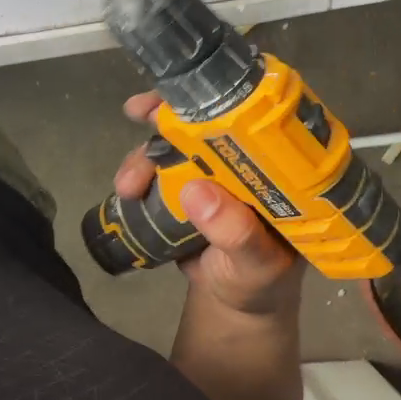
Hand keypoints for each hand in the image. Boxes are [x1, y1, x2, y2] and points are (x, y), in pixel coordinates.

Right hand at [114, 92, 303, 316]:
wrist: (236, 304)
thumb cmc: (260, 282)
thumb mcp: (256, 263)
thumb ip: (236, 233)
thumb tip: (197, 190)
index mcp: (275, 167)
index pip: (252, 116)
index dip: (219, 98)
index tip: (189, 95)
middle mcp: (242, 159)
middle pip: (202, 120)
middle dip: (165, 113)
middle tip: (138, 112)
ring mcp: (209, 171)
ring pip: (170, 145)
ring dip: (143, 156)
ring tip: (127, 186)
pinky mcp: (181, 186)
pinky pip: (153, 170)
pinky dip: (135, 173)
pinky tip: (125, 189)